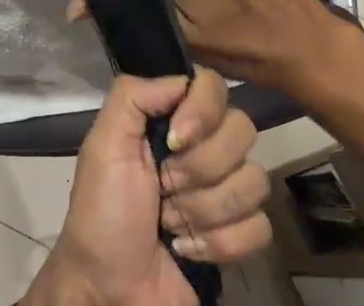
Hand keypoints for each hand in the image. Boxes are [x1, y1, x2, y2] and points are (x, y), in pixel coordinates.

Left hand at [26, 70, 270, 305]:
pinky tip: (187, 247)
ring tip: (170, 221)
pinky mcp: (239, 236)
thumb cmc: (102, 212)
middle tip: (164, 186)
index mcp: (168, 121)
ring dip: (204, 209)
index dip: (203, 111)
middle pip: (242, 130)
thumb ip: (133, 96)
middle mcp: (201, 148)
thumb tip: (182, 77)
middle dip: (200, 168)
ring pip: (255, 180)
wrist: (111, 288)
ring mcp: (223, 192)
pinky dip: (220, 242)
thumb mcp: (103, 144)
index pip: (213, 87)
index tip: (176, 138)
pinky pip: (260, 227)